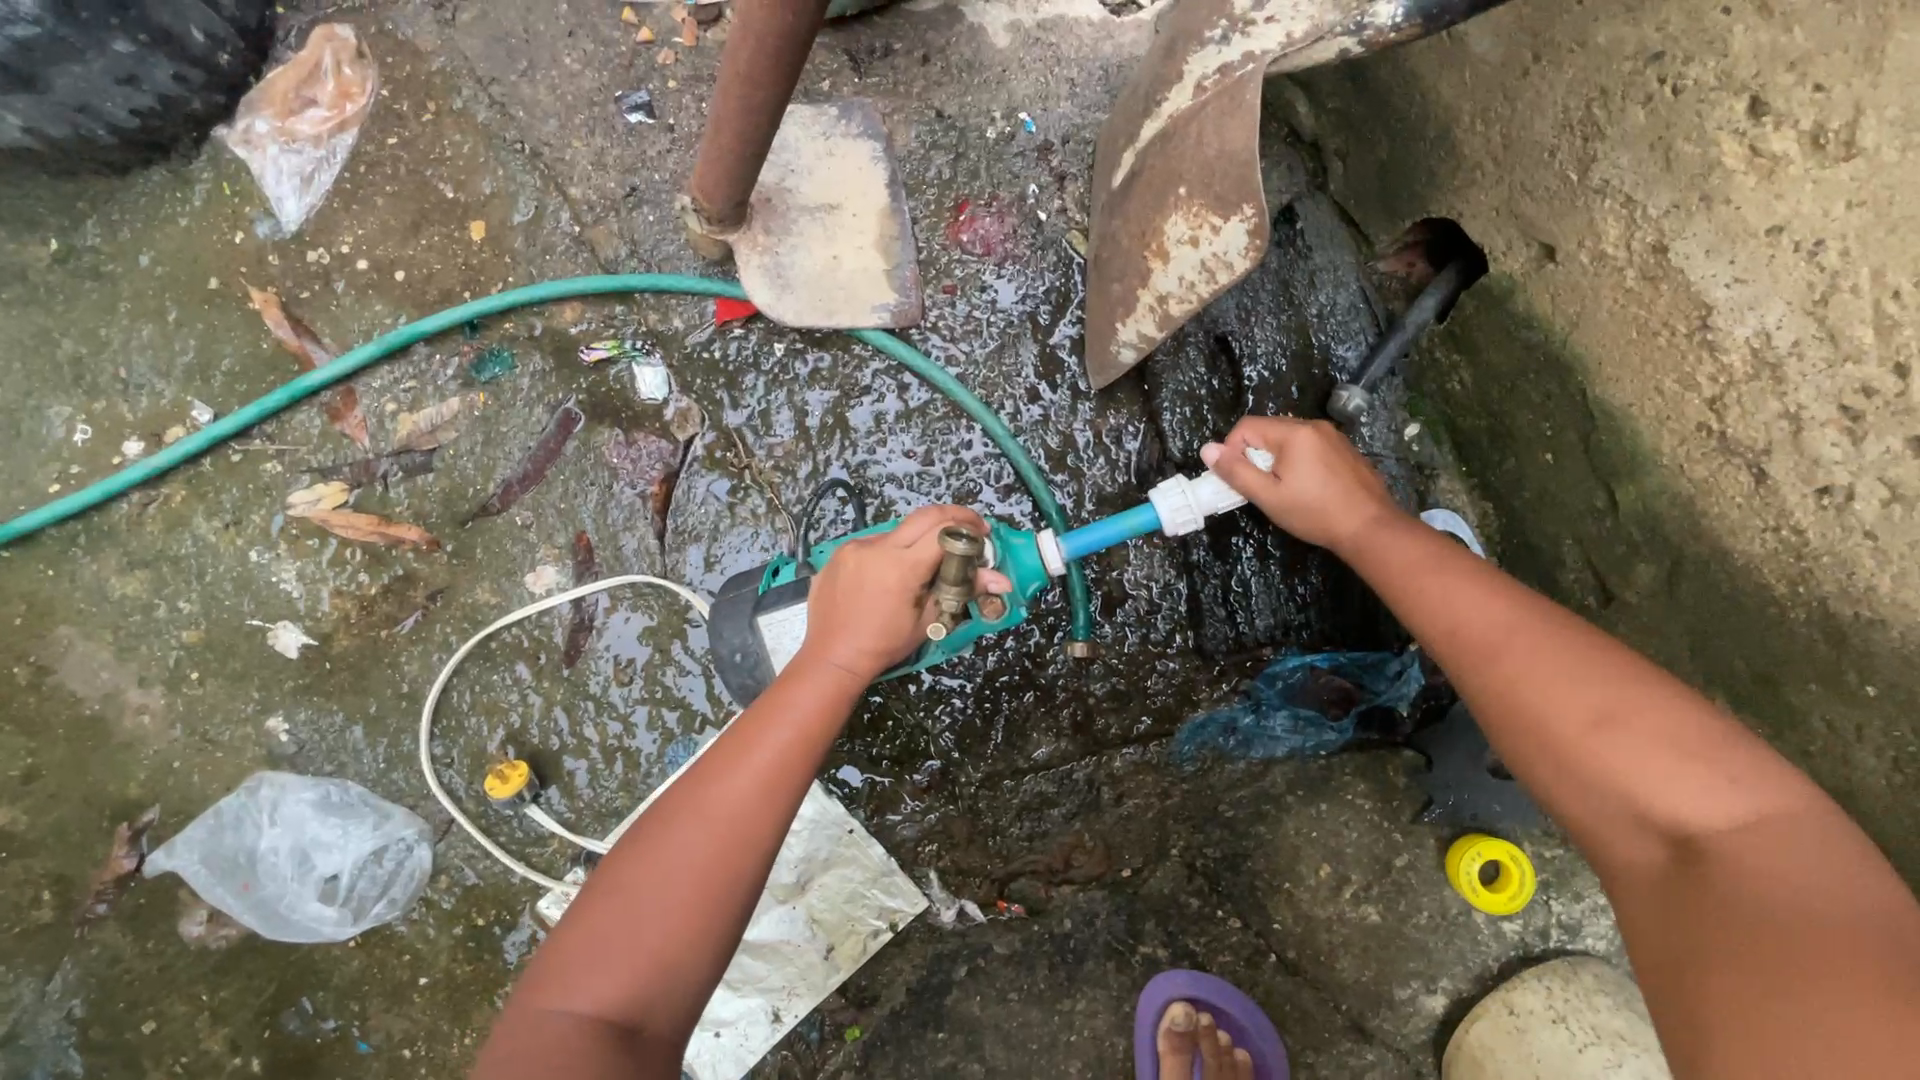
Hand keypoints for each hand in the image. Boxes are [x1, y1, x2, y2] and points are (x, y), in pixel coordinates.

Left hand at [792, 505, 1011, 686]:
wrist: (832, 656)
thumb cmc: (884, 645)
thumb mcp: (928, 620)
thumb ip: (963, 591)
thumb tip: (1003, 581)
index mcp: (902, 567)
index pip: (944, 530)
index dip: (968, 526)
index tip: (982, 532)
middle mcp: (877, 547)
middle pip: (923, 516)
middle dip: (951, 516)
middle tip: (968, 527)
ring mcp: (854, 547)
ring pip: (896, 530)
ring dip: (916, 538)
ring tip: (924, 562)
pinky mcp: (839, 552)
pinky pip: (872, 543)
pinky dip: (889, 551)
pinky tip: (889, 573)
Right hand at [1199, 416, 1405, 552]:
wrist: (1370, 527)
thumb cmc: (1315, 513)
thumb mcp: (1268, 496)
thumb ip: (1235, 471)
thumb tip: (1207, 449)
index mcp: (1294, 433)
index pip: (1246, 426)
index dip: (1232, 449)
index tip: (1237, 478)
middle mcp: (1314, 426)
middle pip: (1268, 429)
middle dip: (1254, 454)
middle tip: (1258, 486)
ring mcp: (1333, 436)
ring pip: (1289, 438)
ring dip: (1275, 458)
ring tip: (1282, 488)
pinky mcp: (1345, 449)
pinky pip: (1309, 446)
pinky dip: (1297, 460)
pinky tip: (1306, 487)